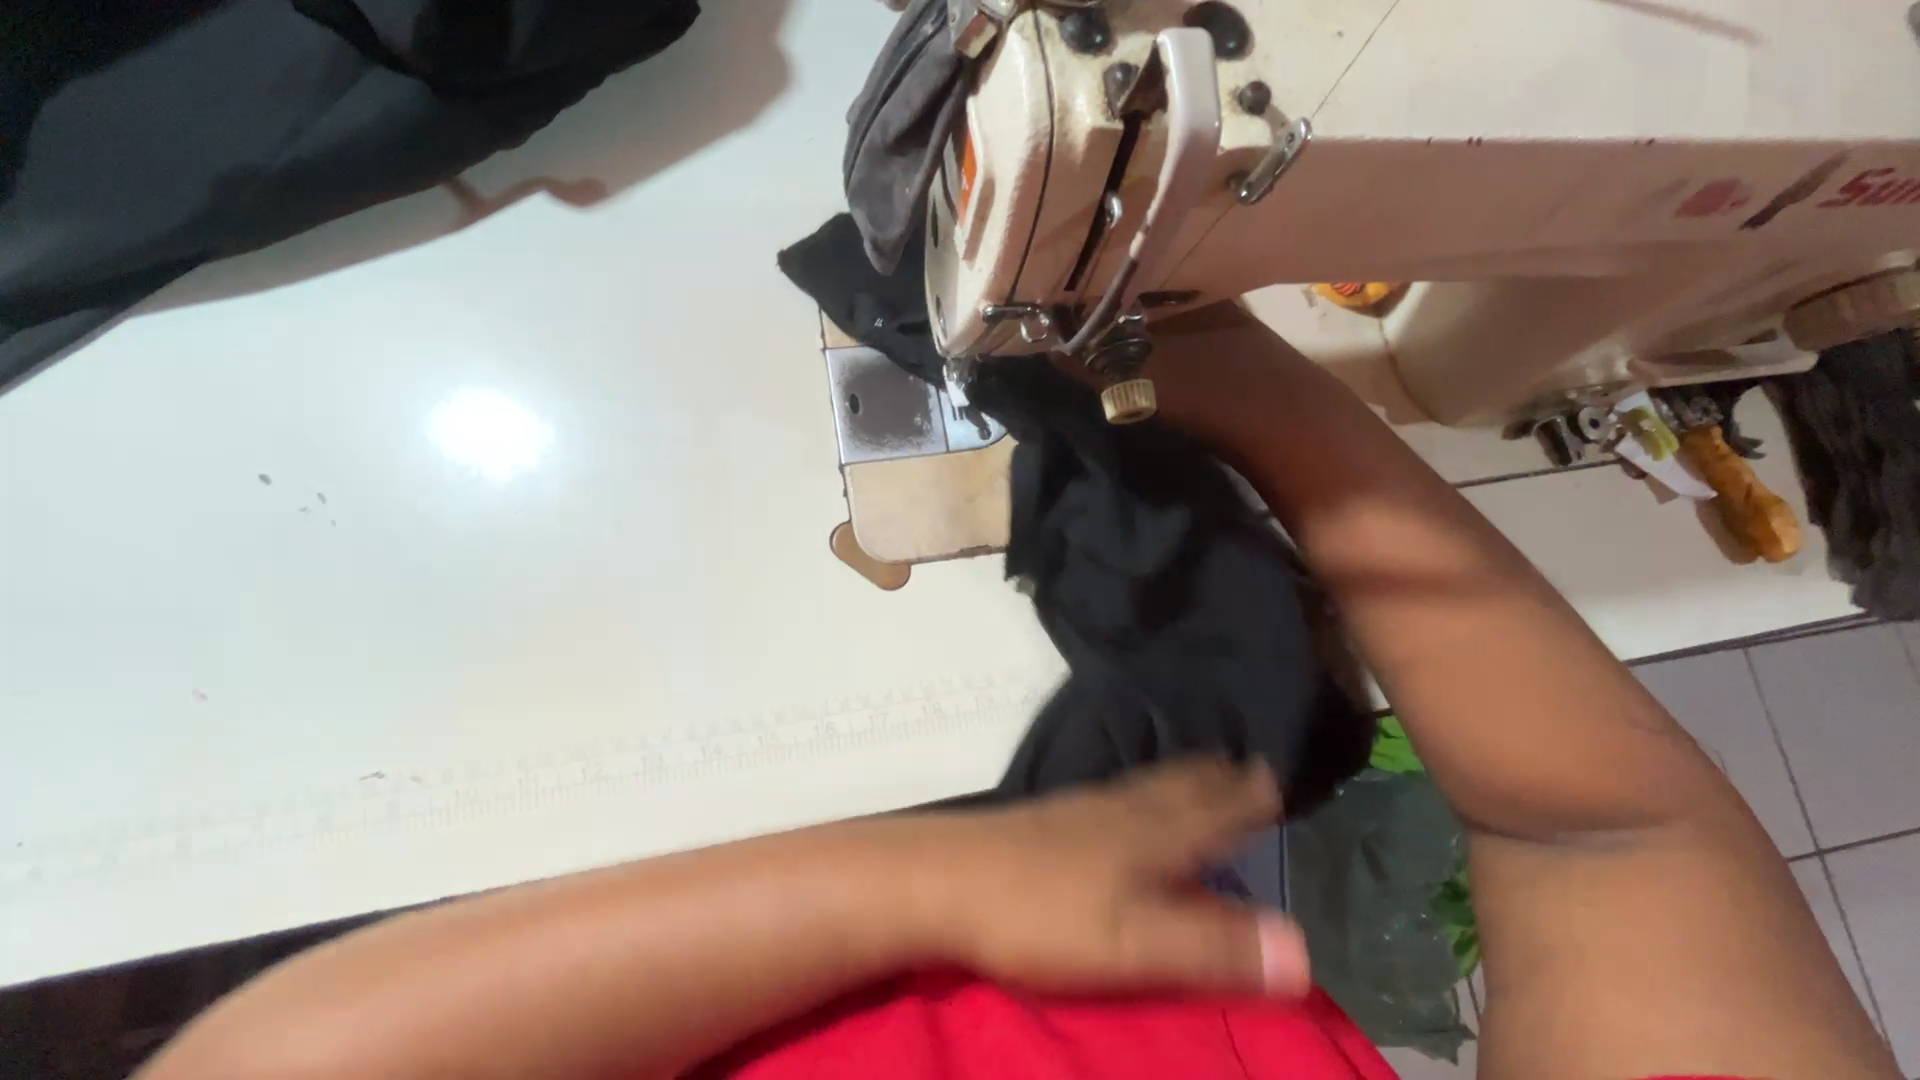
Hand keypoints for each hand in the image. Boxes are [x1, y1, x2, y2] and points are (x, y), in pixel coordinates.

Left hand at [916, 758, 1308, 996]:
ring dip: (1181, 778)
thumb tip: (1305, 951)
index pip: (1216, 810)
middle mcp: (1123, 811)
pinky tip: (1121, 803)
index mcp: (1153, 836)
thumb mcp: (1135, 944)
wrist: (943, 880)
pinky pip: (1114, 794)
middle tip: (1245, 765)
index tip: (1278, 776)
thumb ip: (1213, 947)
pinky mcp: (1048, 820)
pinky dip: (1140, 789)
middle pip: (1181, 787)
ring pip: (1146, 785)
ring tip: (1197, 773)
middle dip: (1218, 778)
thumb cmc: (1043, 914)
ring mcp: (1080, 811)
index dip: (1249, 798)